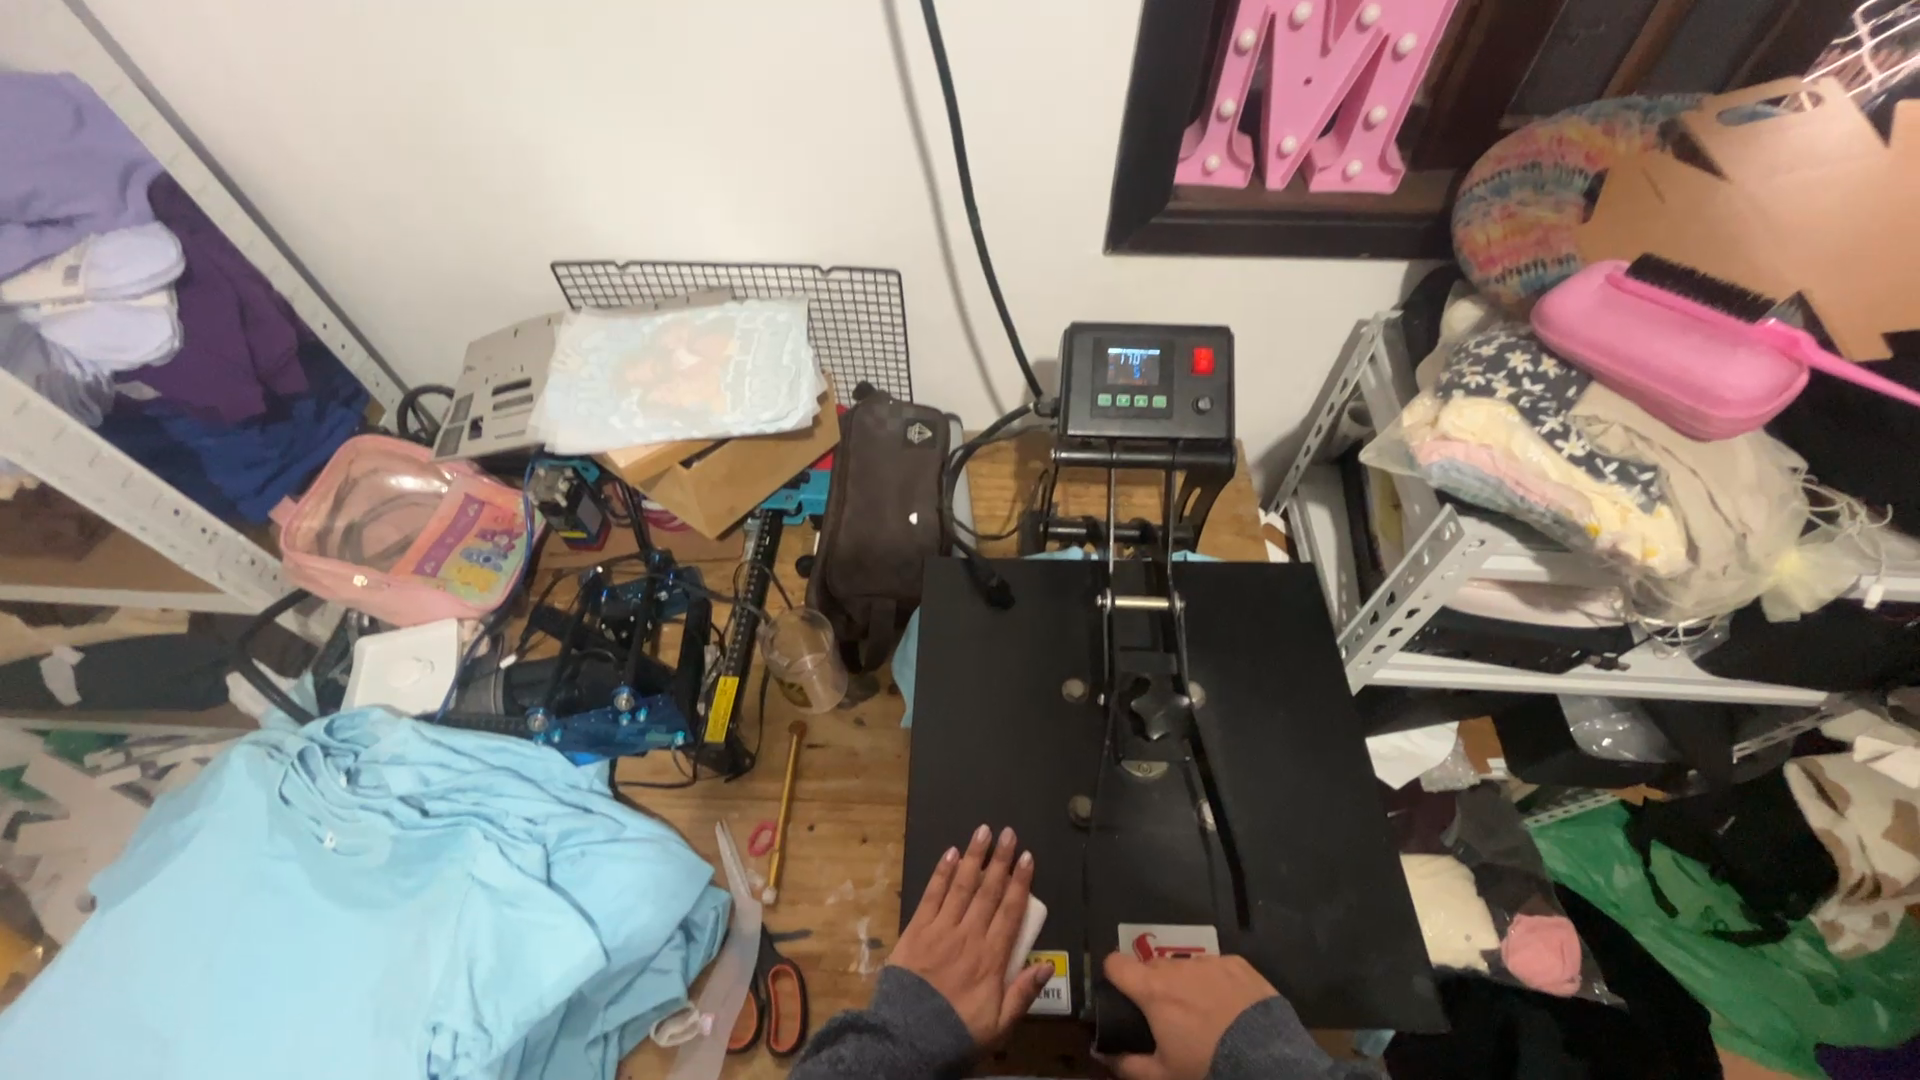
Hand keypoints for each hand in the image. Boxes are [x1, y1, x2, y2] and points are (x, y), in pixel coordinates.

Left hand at [887, 824, 1053, 1046]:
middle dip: (1000, 860)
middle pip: (988, 891)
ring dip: (974, 857)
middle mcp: (969, 935)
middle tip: (1009, 833)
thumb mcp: (999, 1025)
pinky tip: (950, 854)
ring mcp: (941, 929)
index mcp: (992, 958)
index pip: (1011, 911)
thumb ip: (1023, 993)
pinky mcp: (917, 929)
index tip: (1028, 858)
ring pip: (962, 885)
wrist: (908, 1039)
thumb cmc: (958, 1033)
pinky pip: (932, 895)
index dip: (1021, 883)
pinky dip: (942, 873)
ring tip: (983, 831)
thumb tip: (1047, 966)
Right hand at [1100, 953, 1278, 1079]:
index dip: (1114, 976)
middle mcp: (1176, 967)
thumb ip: (1128, 1065)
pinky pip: (1216, 968)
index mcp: (1152, 990)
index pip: (1115, 963)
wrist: (1270, 1065)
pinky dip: (1216, 984)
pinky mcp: (1238, 964)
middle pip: (1151, 967)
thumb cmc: (1208, 1069)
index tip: (1121, 994)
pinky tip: (1230, 1010)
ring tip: (1204, 1016)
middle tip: (1168, 1018)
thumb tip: (1104, 1055)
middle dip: (1153, 987)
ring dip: (1185, 985)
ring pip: (1184, 968)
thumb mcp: (1163, 1077)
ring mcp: (1209, 962)